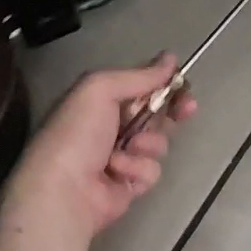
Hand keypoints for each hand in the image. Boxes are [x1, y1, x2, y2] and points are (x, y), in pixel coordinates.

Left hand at [4, 54, 197, 240]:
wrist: (63, 191)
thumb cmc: (77, 134)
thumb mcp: (101, 90)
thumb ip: (138, 75)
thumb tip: (171, 59)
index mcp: (100, 101)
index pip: (140, 85)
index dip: (163, 82)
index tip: (182, 81)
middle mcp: (112, 126)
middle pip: (156, 112)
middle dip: (173, 109)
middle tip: (187, 108)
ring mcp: (122, 157)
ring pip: (158, 142)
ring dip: (148, 143)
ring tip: (129, 149)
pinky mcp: (130, 184)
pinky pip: (151, 170)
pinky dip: (138, 169)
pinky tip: (118, 172)